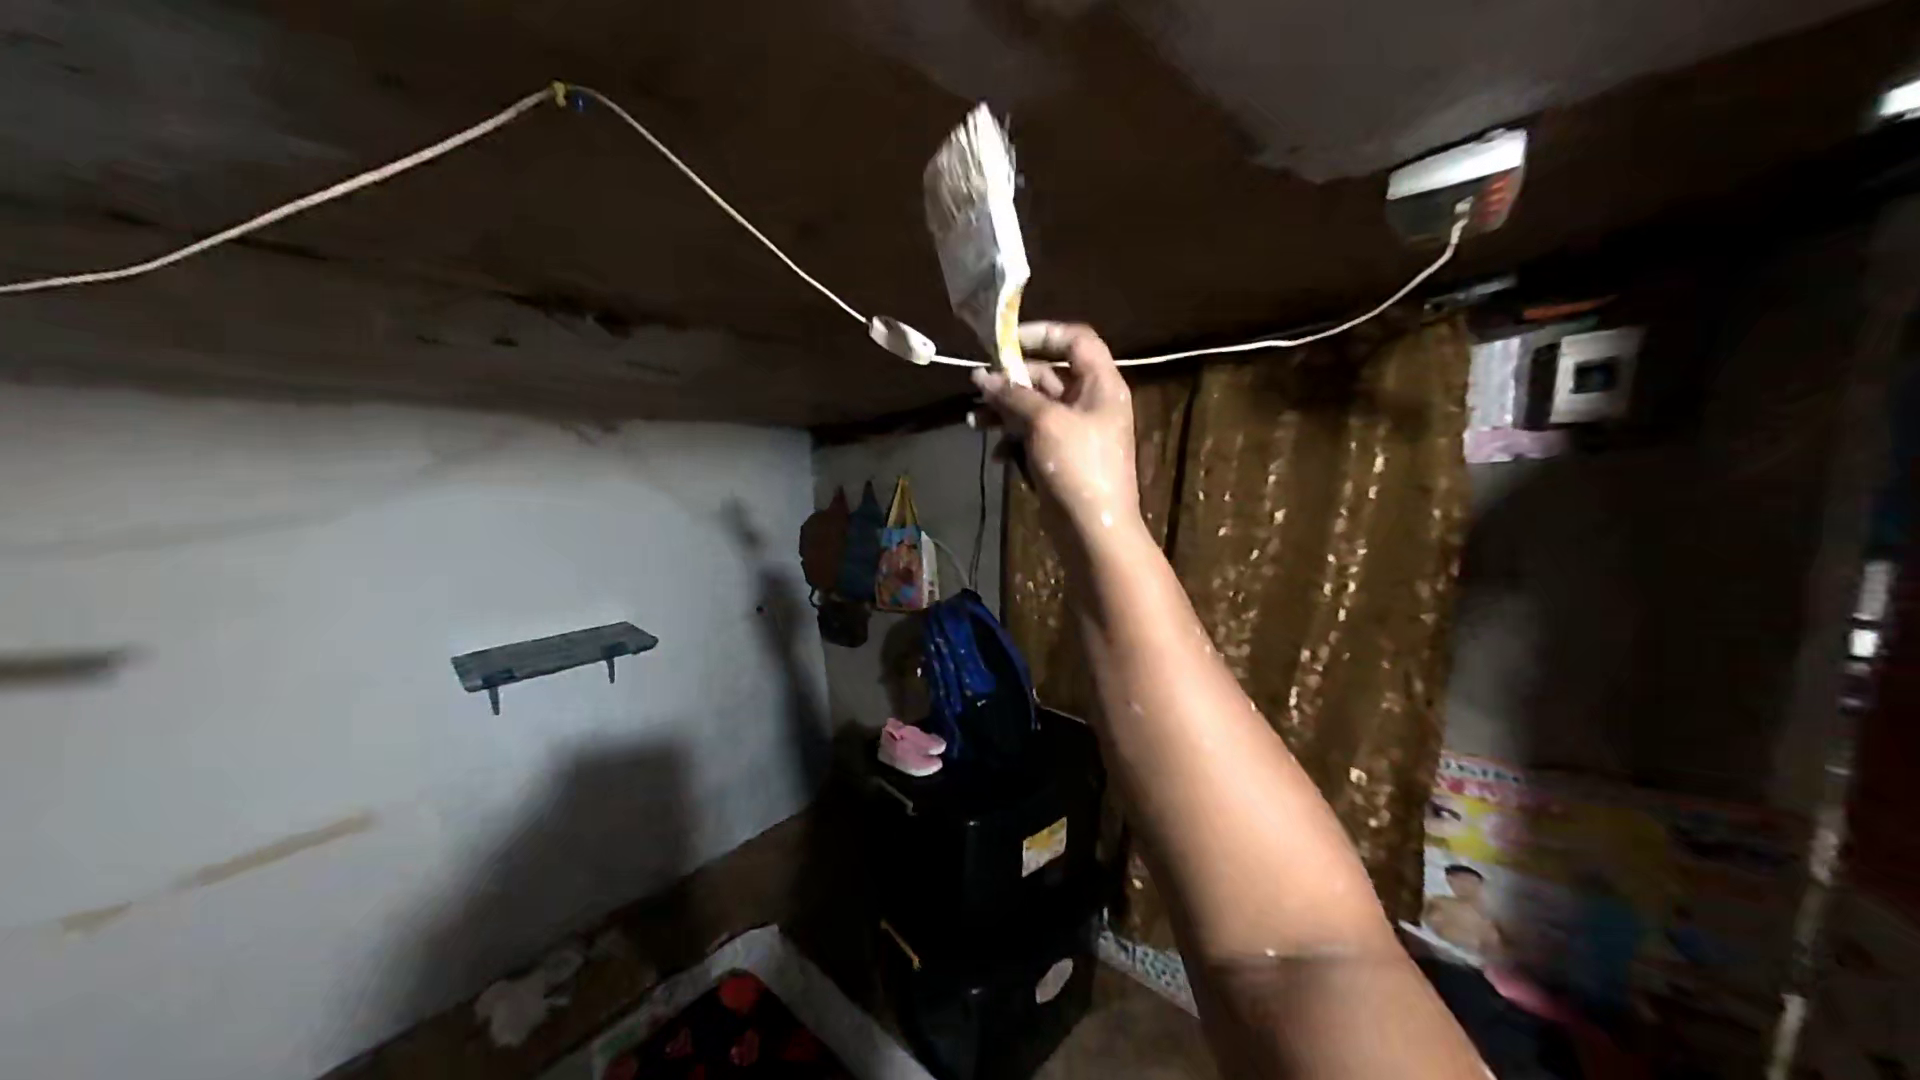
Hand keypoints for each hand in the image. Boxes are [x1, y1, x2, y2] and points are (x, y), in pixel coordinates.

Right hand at [972, 322, 1140, 543]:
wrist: (1094, 529)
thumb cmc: (1078, 467)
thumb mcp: (1045, 423)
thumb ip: (1013, 395)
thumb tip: (981, 377)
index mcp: (1100, 384)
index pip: (1075, 340)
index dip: (1042, 333)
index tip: (1005, 341)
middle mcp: (1090, 402)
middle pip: (1048, 375)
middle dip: (1010, 380)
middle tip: (977, 387)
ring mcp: (1075, 432)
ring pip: (1034, 408)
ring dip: (1004, 411)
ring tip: (974, 420)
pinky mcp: (1060, 457)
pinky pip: (1033, 437)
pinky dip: (1012, 440)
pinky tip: (995, 453)